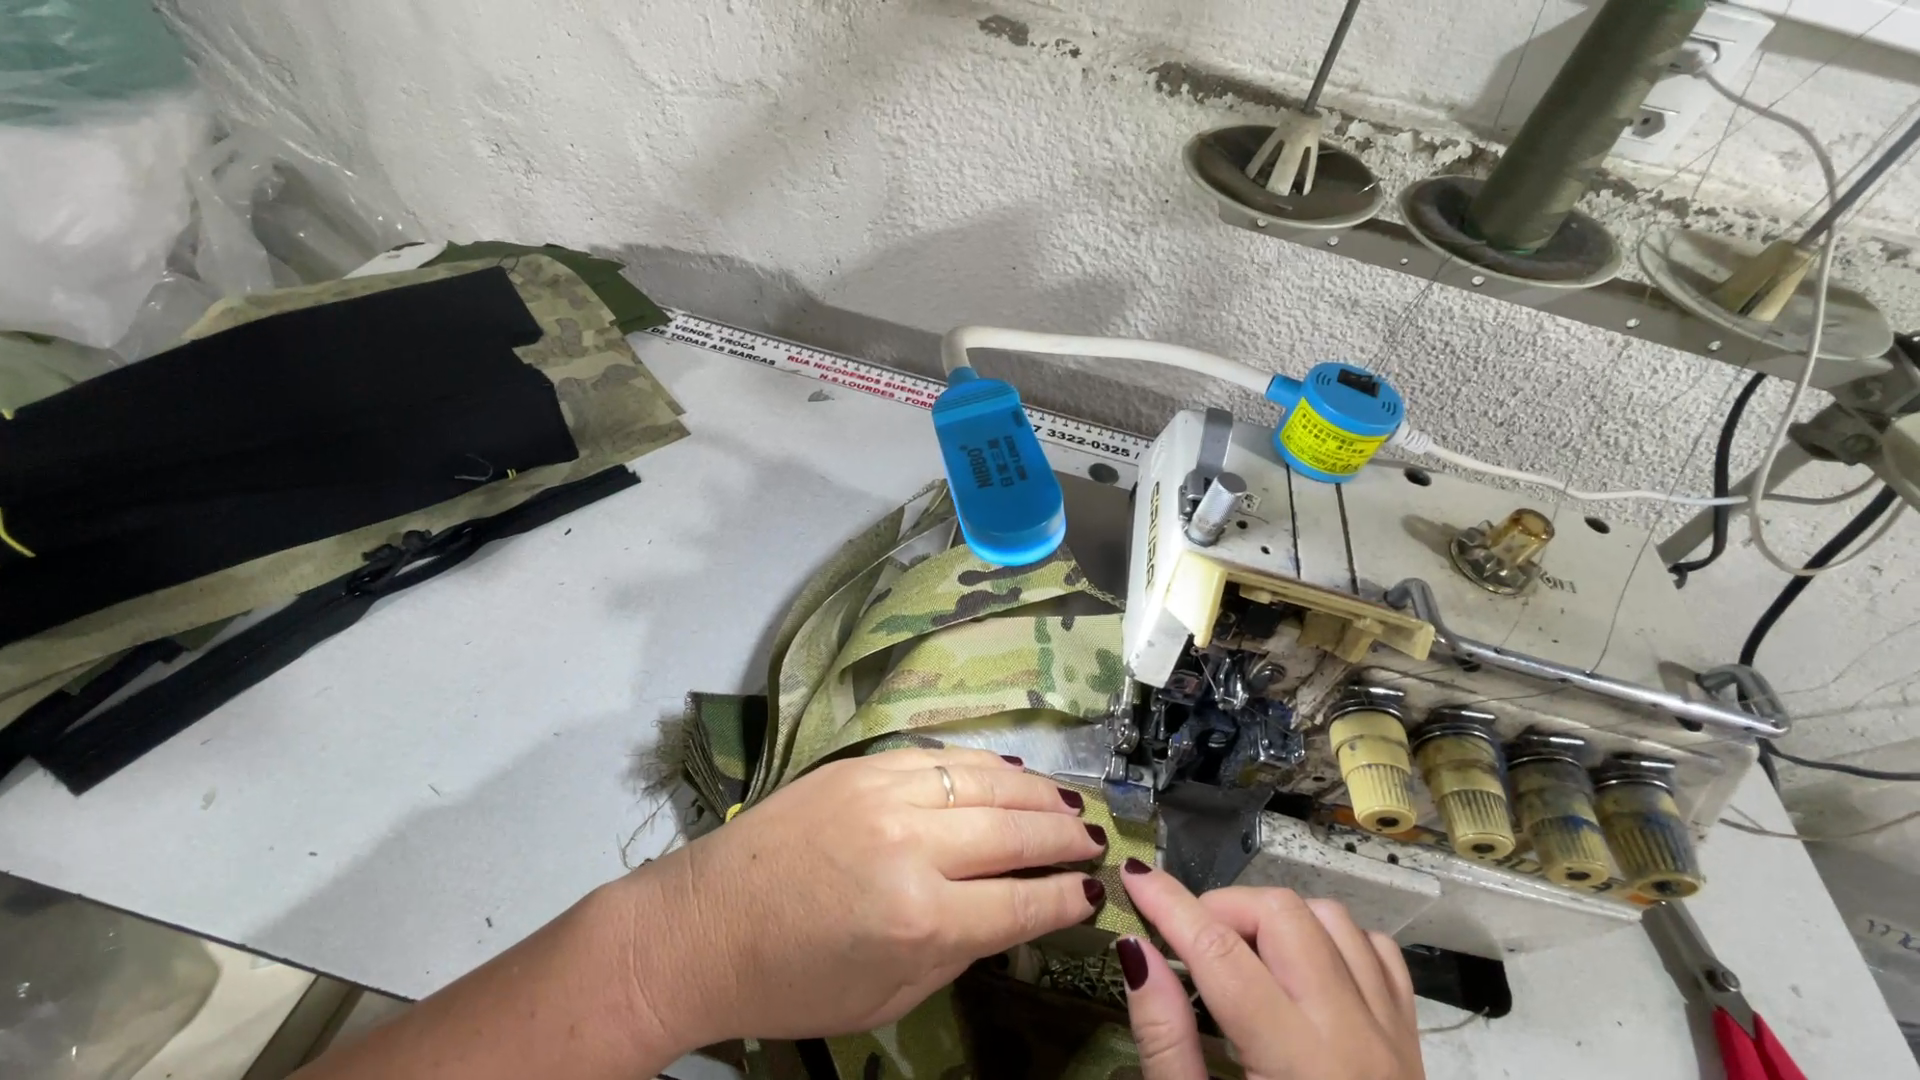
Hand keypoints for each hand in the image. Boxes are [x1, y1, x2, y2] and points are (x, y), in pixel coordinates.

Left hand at [617, 746, 1105, 1047]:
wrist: (702, 928)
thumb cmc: (792, 983)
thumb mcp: (887, 996)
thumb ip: (958, 951)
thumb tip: (1012, 910)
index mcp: (919, 919)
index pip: (1020, 903)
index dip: (1066, 897)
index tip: (1095, 891)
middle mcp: (911, 846)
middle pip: (1013, 832)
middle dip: (1065, 837)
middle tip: (1096, 841)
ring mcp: (883, 794)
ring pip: (985, 782)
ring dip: (1036, 794)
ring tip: (1068, 804)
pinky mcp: (859, 765)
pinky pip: (940, 757)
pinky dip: (984, 765)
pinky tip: (1011, 774)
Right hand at [1116, 861, 1424, 1079]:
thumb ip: (1166, 1039)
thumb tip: (1138, 953)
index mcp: (1299, 1064)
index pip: (1220, 951)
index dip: (1169, 905)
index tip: (1132, 876)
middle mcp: (1355, 1035)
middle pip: (1281, 915)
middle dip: (1222, 910)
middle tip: (1187, 943)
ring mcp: (1392, 1034)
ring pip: (1330, 918)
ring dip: (1275, 920)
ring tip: (1241, 957)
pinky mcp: (1410, 1039)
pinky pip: (1373, 949)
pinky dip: (1330, 937)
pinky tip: (1300, 969)